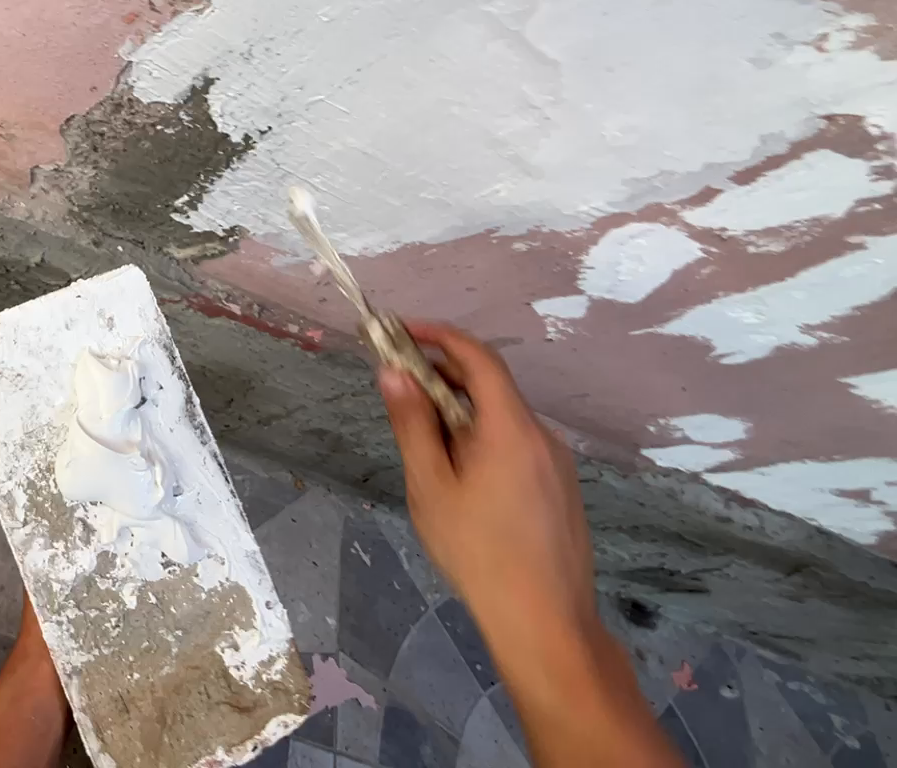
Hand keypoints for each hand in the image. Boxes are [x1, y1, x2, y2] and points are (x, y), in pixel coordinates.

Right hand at [377, 322, 684, 767]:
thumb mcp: (429, 483)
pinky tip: (454, 470)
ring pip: (499, 416)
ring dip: (456, 409)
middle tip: (395, 387)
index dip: (440, 336)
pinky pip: (513, 441)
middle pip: (489, 386)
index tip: (399, 332)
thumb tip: (392, 372)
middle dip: (439, 375)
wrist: (543, 619)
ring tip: (419, 439)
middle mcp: (541, 437)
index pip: (479, 359)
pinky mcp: (559, 486)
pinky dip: (477, 433)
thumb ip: (412, 423)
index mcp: (510, 429)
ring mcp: (556, 463)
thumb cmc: (475, 547)